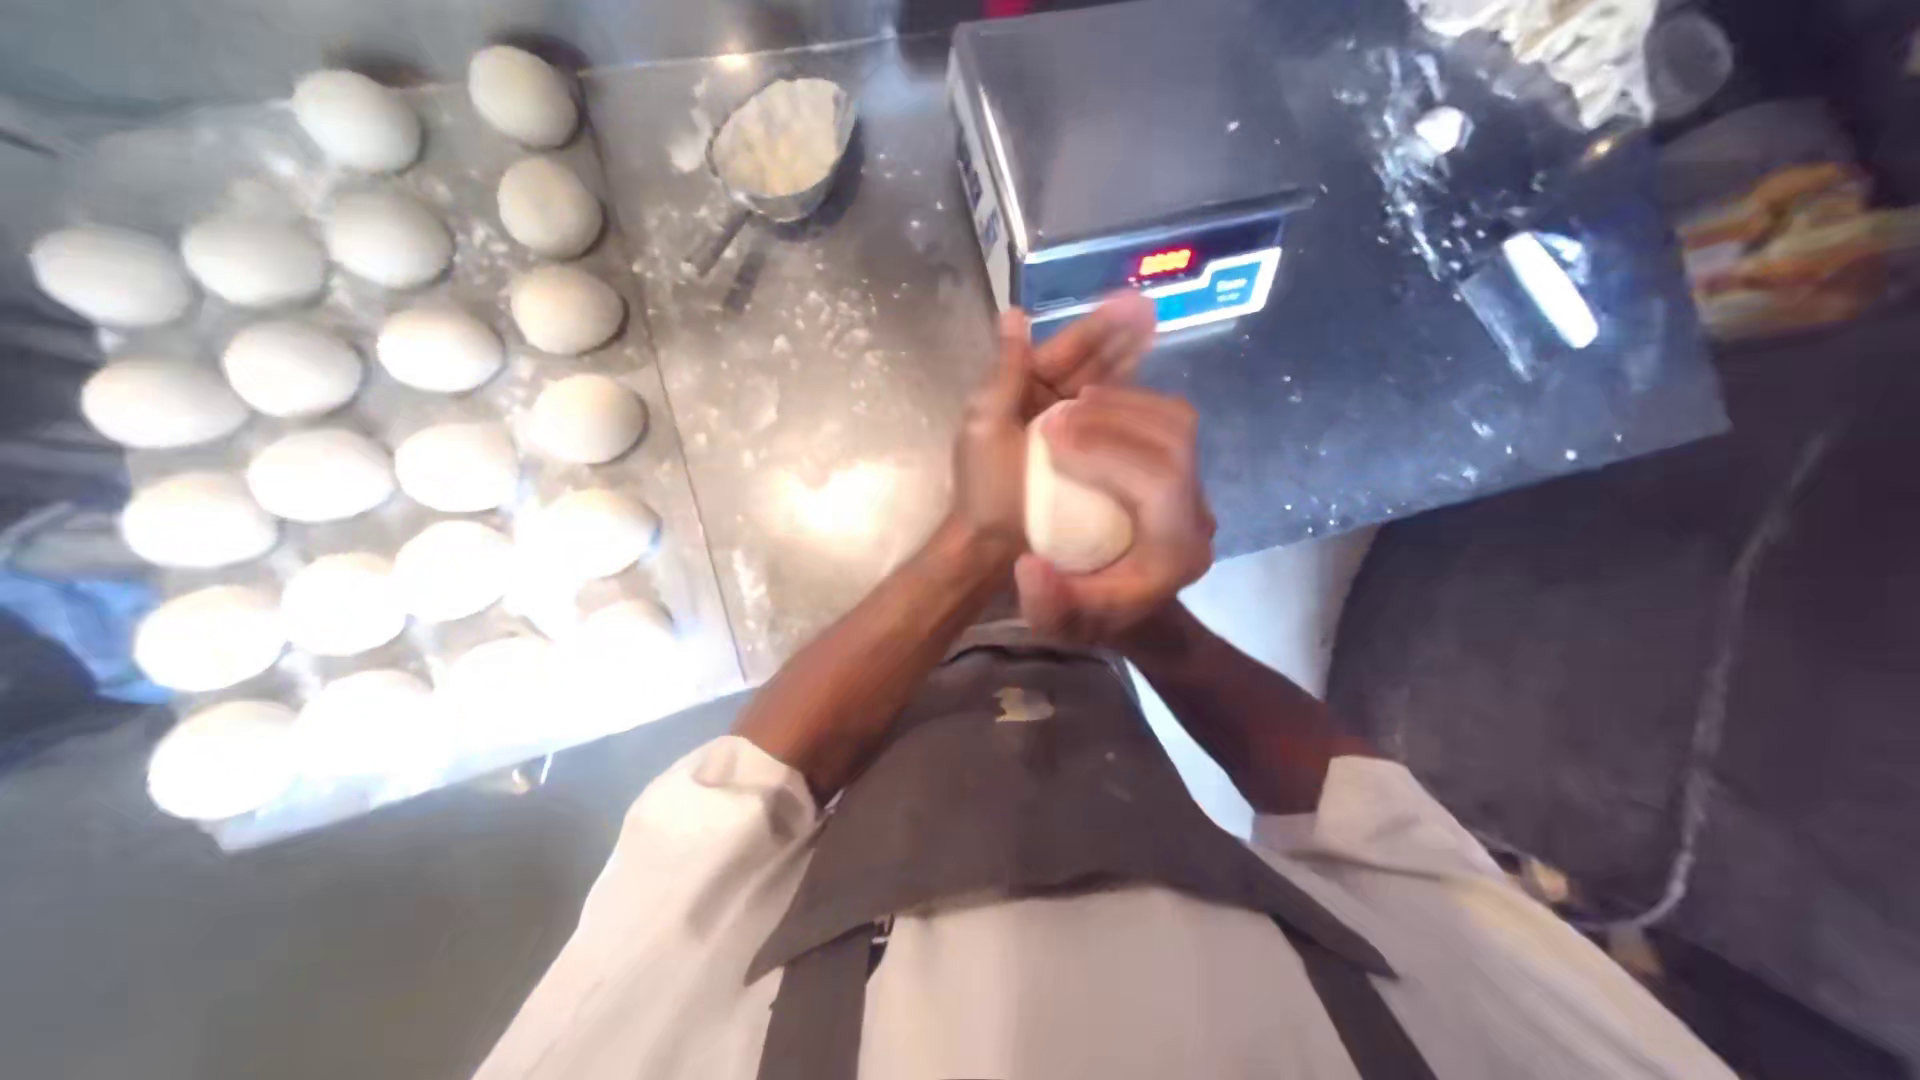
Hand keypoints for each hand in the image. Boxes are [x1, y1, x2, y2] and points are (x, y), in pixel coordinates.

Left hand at [949, 295, 1158, 559]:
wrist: (992, 545)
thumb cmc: (986, 487)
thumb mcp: (986, 424)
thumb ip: (1004, 371)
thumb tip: (1012, 314)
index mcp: (1019, 392)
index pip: (1061, 353)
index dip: (1093, 327)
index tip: (1126, 302)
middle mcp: (1045, 406)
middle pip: (1086, 365)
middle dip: (1118, 338)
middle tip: (1152, 310)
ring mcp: (1066, 433)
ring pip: (1100, 389)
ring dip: (1126, 362)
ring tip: (1157, 332)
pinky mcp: (1083, 458)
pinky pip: (1106, 424)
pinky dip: (1125, 403)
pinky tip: (1148, 386)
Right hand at [1015, 385, 1215, 644]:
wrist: (1133, 611)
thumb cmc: (1097, 616)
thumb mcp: (1062, 624)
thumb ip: (1047, 603)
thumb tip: (1029, 564)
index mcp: (1176, 552)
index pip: (1160, 482)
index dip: (1107, 450)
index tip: (1052, 437)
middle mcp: (1197, 515)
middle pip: (1175, 440)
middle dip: (1114, 417)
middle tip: (1057, 415)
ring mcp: (1196, 489)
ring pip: (1178, 422)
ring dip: (1123, 404)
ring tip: (1071, 406)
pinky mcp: (1185, 470)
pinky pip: (1169, 420)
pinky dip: (1130, 404)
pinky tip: (1089, 407)